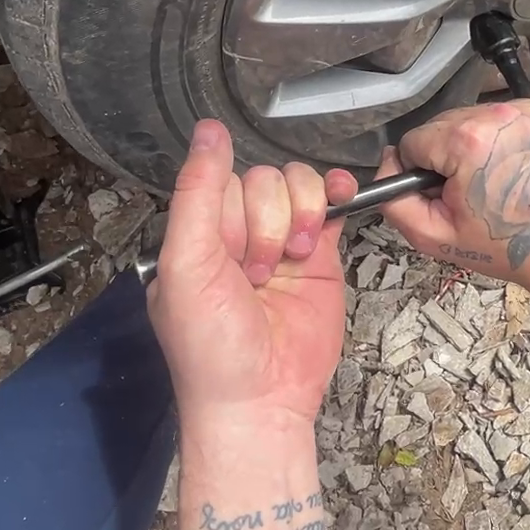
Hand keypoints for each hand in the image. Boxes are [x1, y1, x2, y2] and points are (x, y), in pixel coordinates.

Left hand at [147, 119, 358, 424]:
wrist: (263, 399)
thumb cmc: (211, 345)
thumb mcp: (187, 268)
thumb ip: (198, 196)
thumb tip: (210, 129)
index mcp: (198, 234)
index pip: (224, 180)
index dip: (238, 210)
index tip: (235, 257)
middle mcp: (239, 231)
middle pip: (265, 180)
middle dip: (270, 222)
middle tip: (261, 274)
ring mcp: (284, 239)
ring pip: (299, 185)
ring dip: (303, 215)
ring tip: (295, 261)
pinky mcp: (322, 253)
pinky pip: (332, 202)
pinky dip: (339, 191)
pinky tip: (342, 196)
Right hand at [378, 100, 529, 284]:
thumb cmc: (503, 245)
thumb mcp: (432, 235)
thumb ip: (393, 197)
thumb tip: (389, 160)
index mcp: (468, 141)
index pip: (415, 140)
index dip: (423, 171)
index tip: (447, 192)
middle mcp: (500, 116)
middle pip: (444, 125)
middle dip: (450, 157)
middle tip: (472, 191)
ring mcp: (529, 111)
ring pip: (474, 117)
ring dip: (476, 145)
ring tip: (494, 179)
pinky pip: (506, 116)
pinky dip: (505, 138)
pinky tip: (514, 166)